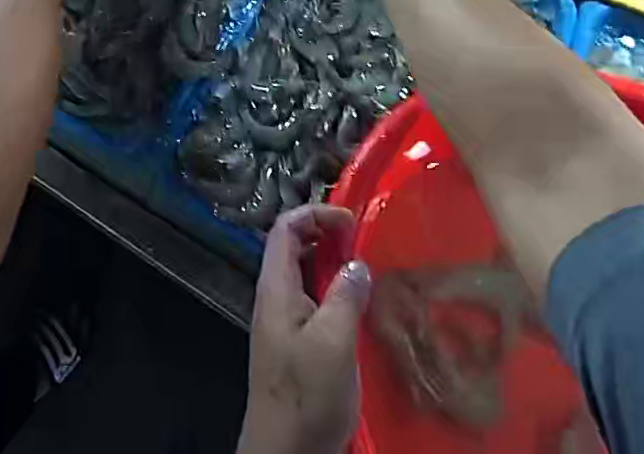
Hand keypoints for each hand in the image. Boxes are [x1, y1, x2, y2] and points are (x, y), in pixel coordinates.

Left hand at [237, 205, 371, 453]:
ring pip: (306, 273)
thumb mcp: (332, 343)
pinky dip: (335, 290)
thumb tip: (357, 262)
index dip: (314, 213)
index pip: (285, 228)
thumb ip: (344, 297)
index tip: (350, 220)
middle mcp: (275, 293)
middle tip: (364, 241)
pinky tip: (362, 304)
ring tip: (368, 266)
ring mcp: (284, 317)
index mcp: (275, 284)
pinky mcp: (297, 340)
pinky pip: (314, 299)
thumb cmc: (305, 393)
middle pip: (294, 245)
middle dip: (326, 234)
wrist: (285, 449)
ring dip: (333, 263)